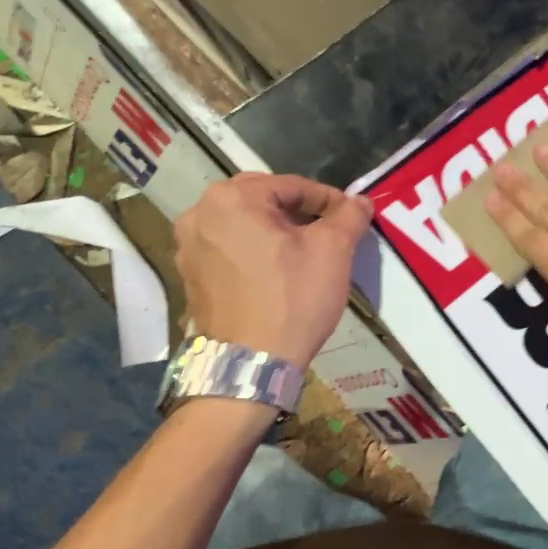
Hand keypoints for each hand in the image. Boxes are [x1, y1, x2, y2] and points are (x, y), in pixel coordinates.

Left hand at [174, 173, 372, 367]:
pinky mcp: (189, 276)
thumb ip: (348, 216)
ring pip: (242, 223)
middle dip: (297, 211)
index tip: (349, 216)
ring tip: (303, 251)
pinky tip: (276, 272)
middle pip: (262, 199)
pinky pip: (227, 248)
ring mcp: (188, 247)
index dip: (327, 199)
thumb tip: (359, 201)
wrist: (251, 363)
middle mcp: (199, 214)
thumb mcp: (333, 251)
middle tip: (327, 231)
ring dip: (273, 230)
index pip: (291, 185)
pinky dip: (252, 251)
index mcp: (231, 198)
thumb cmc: (292, 298)